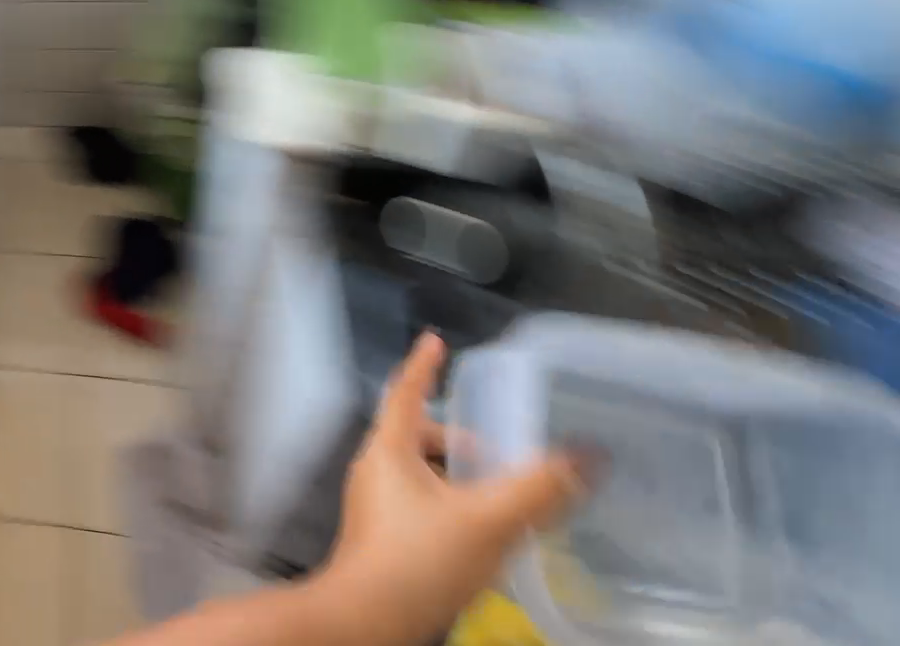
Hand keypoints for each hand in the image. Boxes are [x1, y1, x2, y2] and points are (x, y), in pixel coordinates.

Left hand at [315, 333, 588, 645]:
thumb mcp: (489, 521)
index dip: (423, 365)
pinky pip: (418, 499)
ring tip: (501, 504)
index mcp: (388, 448)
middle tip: (502, 461)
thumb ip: (539, 489)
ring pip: (420, 470)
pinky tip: (479, 536)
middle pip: (418, 434)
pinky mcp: (380, 530)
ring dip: (458, 476)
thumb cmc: (422, 558)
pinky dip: (449, 502)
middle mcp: (373, 465)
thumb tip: (587, 456)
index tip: (433, 340)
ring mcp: (373, 499)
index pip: (407, 392)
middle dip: (460, 440)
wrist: (369, 615)